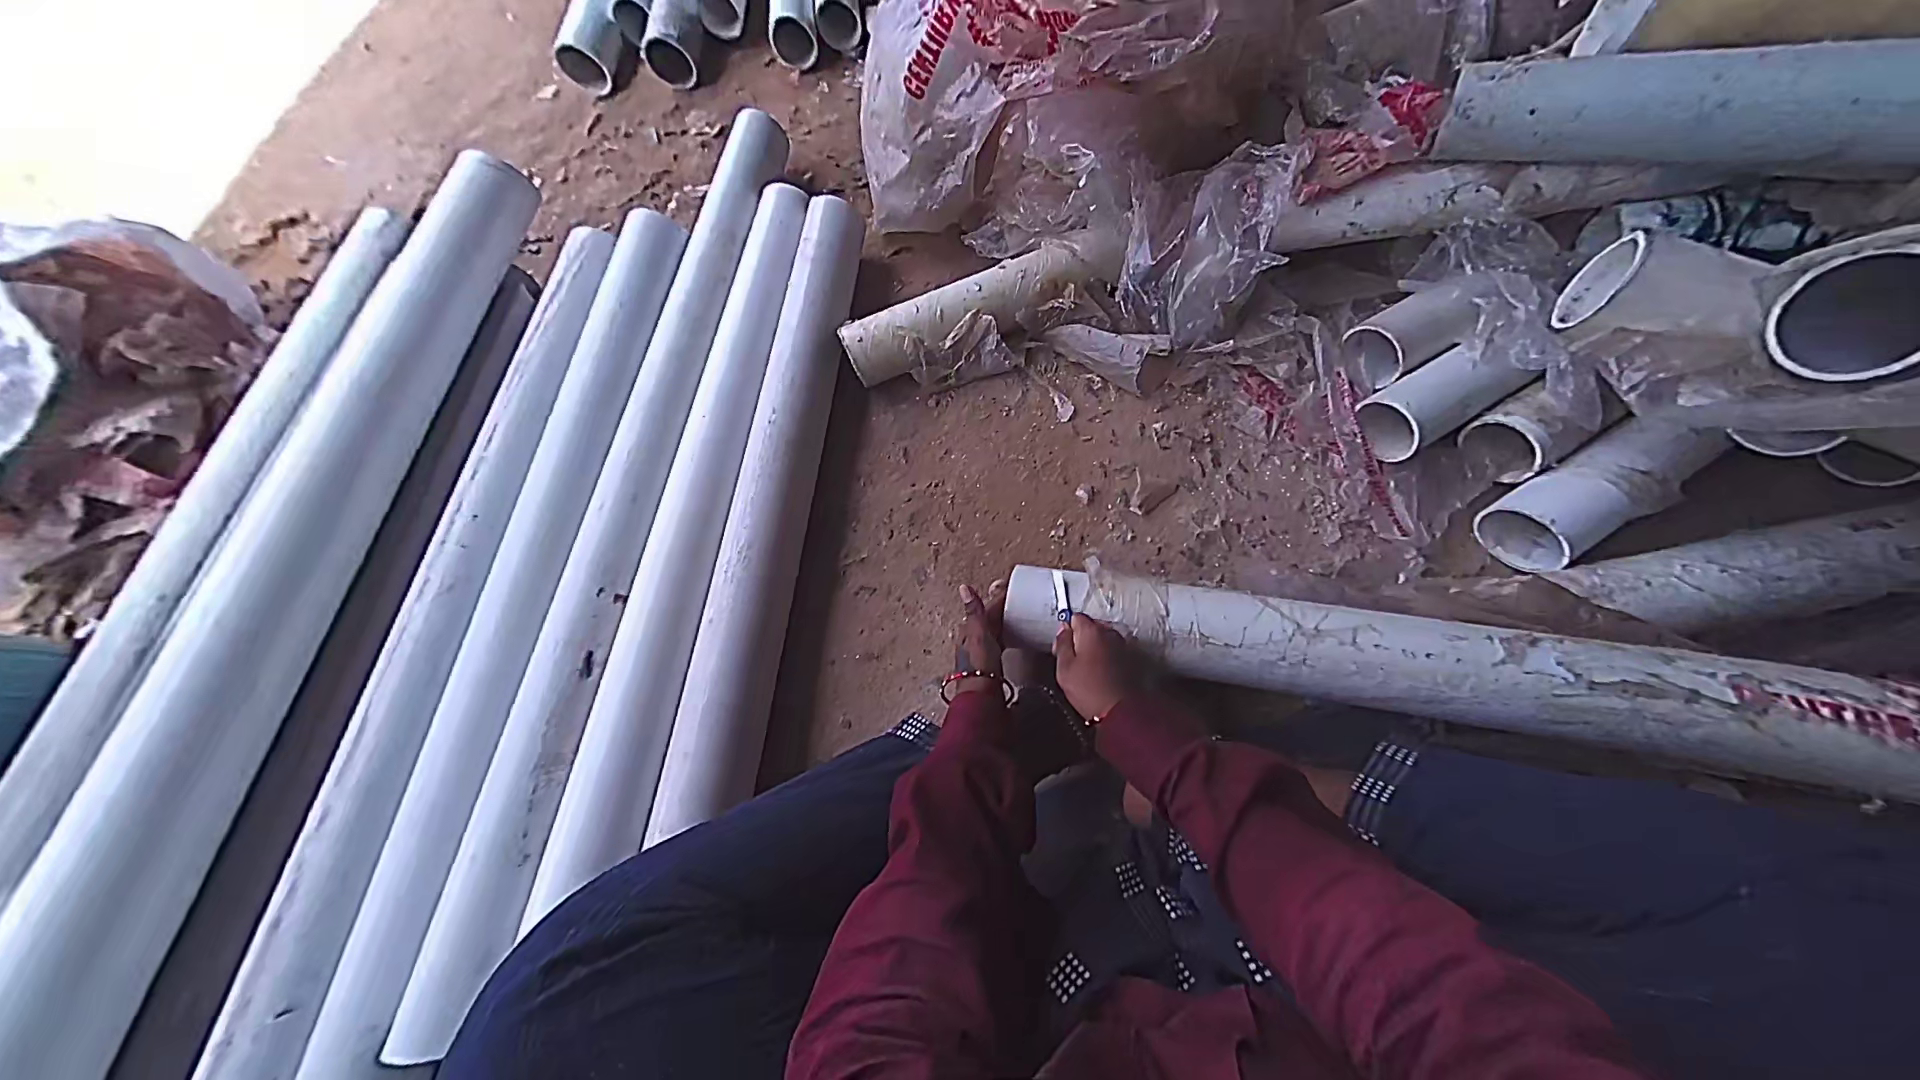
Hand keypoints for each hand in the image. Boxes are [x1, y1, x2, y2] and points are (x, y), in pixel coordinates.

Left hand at [948, 581, 1005, 697]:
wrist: (982, 692)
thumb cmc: (978, 664)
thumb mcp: (977, 631)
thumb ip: (974, 610)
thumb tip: (964, 588)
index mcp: (968, 629)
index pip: (985, 608)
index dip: (997, 598)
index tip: (1008, 588)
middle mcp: (972, 639)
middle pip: (988, 618)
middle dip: (999, 608)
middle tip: (1013, 599)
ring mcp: (981, 650)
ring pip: (992, 629)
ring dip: (1002, 621)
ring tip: (1014, 615)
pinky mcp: (990, 661)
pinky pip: (998, 641)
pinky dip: (1005, 634)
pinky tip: (1010, 637)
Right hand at [1052, 614, 1133, 719]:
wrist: (1120, 711)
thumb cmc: (1091, 691)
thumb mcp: (1064, 668)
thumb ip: (1061, 643)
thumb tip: (1062, 631)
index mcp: (1091, 631)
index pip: (1075, 617)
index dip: (1066, 631)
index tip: (1062, 646)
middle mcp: (1110, 632)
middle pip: (1091, 626)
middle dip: (1081, 638)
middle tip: (1073, 661)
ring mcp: (1123, 644)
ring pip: (1103, 639)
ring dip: (1096, 648)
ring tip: (1089, 670)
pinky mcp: (1132, 658)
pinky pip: (1114, 650)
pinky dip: (1108, 657)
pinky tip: (1102, 674)